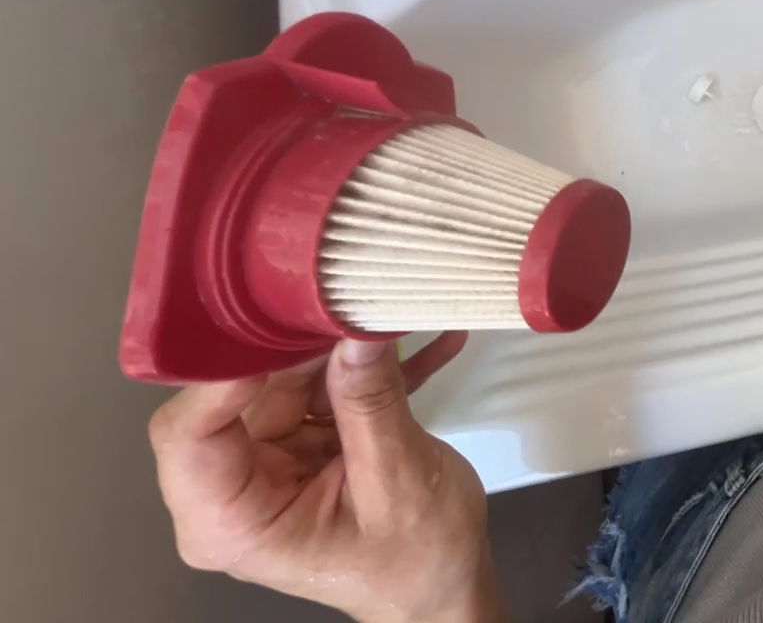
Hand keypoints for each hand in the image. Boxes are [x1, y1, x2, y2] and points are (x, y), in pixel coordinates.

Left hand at [148, 335, 504, 622]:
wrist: (445, 582)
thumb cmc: (414, 553)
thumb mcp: (399, 478)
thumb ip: (374, 405)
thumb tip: (358, 333)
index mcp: (233, 517)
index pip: (192, 437)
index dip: (225, 378)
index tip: (284, 326)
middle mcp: (245, 485)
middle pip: (253, 398)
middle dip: (311, 350)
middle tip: (366, 305)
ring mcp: (286, 461)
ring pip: (303, 384)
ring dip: (361, 352)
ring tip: (411, 314)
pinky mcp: (325, 445)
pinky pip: (346, 395)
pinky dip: (392, 370)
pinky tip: (439, 343)